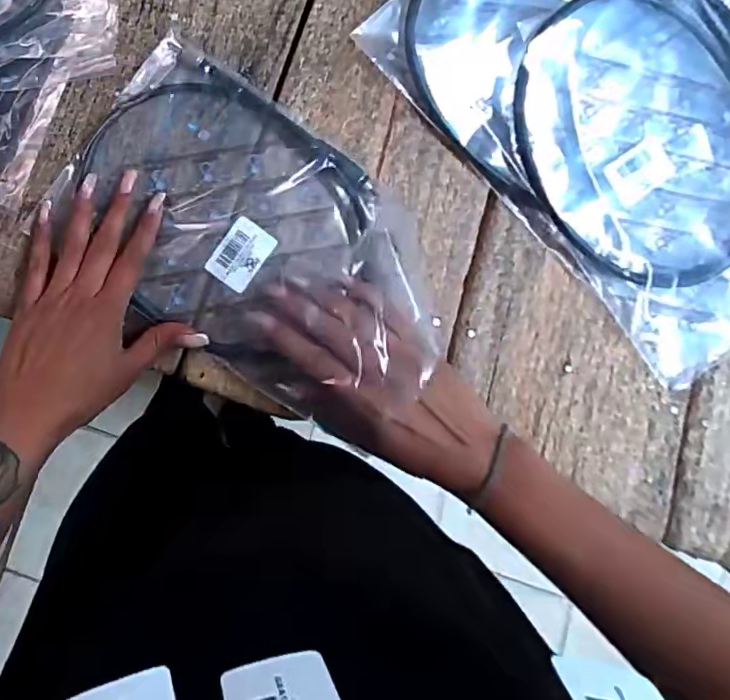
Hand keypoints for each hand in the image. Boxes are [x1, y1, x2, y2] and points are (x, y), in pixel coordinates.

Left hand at [0, 171, 207, 458]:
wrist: (24, 413)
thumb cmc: (80, 395)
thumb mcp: (126, 372)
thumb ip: (159, 344)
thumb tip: (200, 332)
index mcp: (108, 309)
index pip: (131, 260)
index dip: (147, 228)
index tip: (157, 200)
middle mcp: (81, 293)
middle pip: (103, 243)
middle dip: (119, 207)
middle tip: (129, 175)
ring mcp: (51, 294)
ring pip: (70, 245)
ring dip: (82, 210)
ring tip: (89, 179)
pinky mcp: (27, 302)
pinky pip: (35, 263)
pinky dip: (40, 236)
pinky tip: (44, 211)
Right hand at [249, 279, 503, 497]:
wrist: (472, 447)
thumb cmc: (414, 449)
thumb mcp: (367, 440)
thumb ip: (332, 409)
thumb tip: (297, 383)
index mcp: (361, 397)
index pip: (312, 360)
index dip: (282, 338)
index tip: (258, 319)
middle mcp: (376, 368)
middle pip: (328, 330)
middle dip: (295, 307)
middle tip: (270, 289)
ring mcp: (399, 349)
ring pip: (353, 314)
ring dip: (322, 294)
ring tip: (297, 279)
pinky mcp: (418, 339)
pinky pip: (387, 309)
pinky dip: (364, 292)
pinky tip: (343, 280)